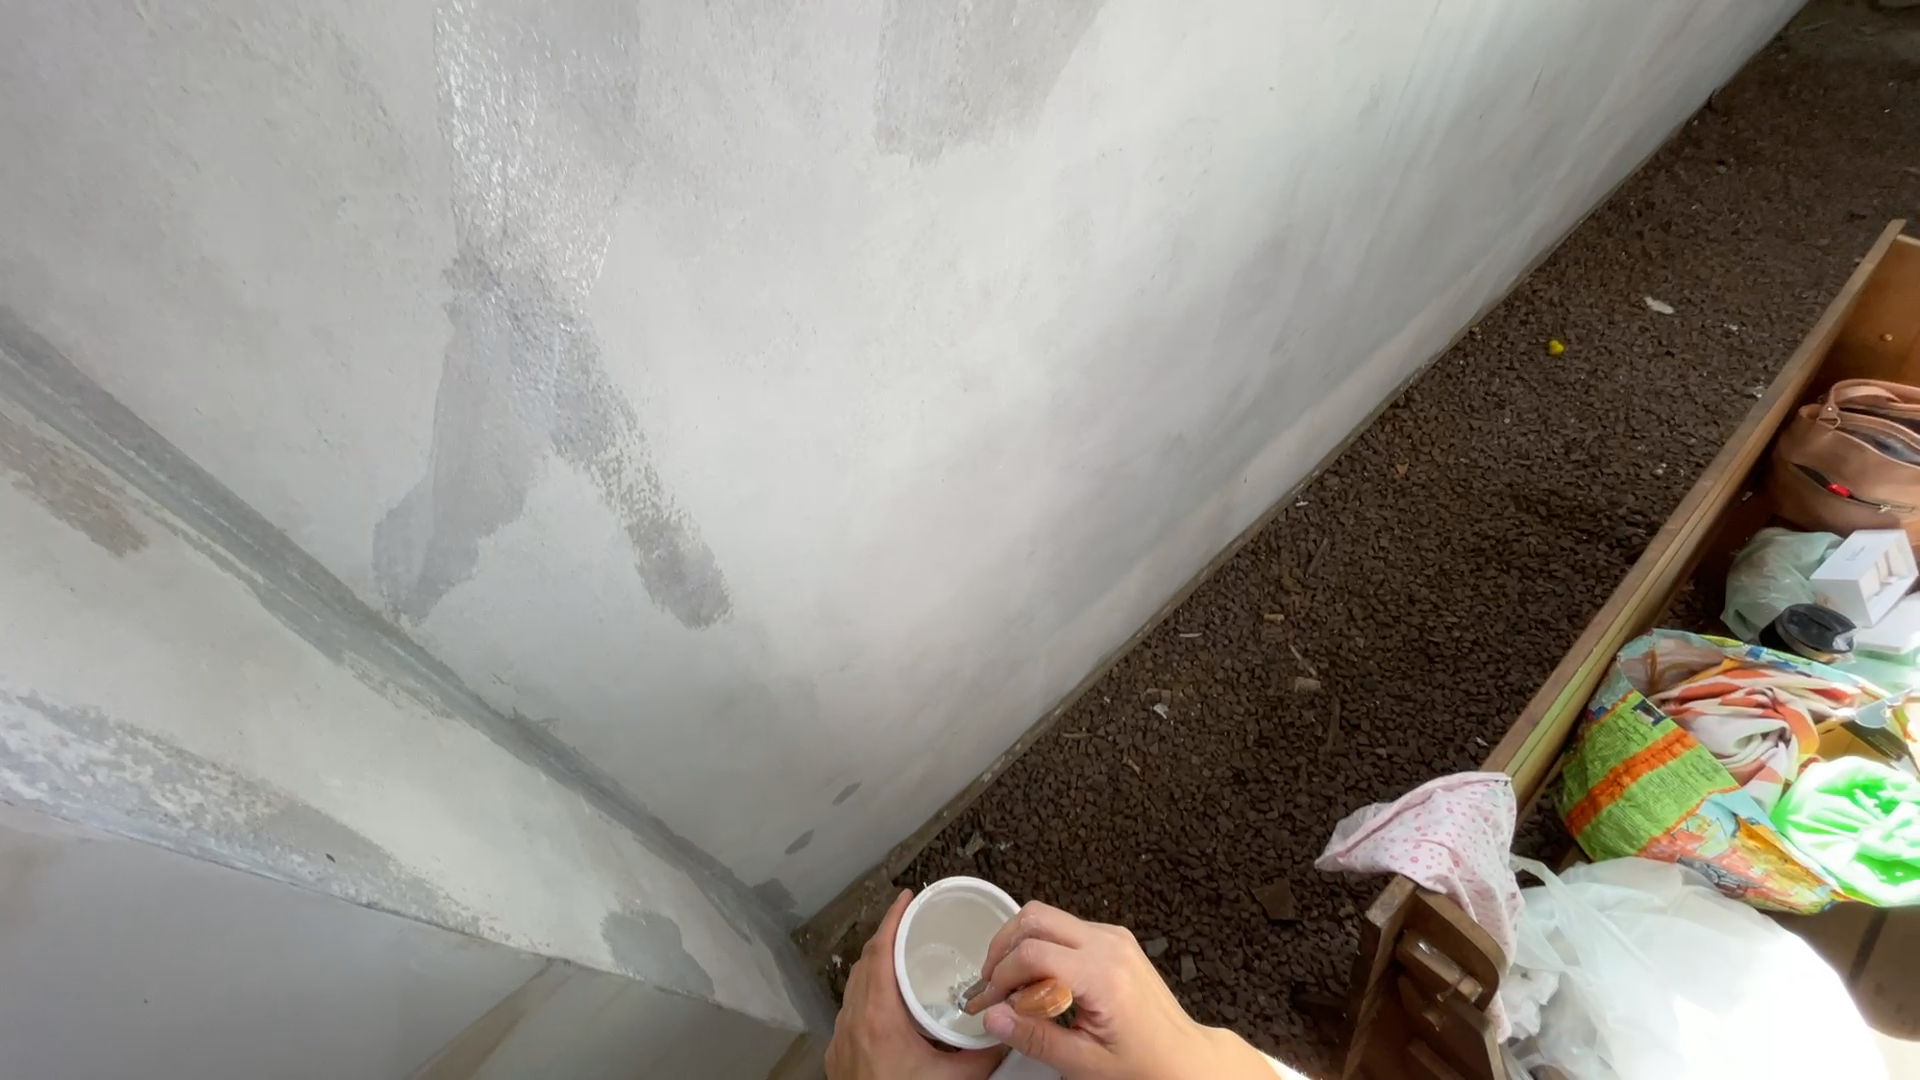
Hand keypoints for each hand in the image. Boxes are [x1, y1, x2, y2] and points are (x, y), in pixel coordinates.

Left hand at [827, 889, 1008, 1079]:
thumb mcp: (957, 1079)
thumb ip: (985, 1050)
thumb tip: (1012, 1024)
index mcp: (878, 1017)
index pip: (879, 952)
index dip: (892, 919)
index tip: (907, 896)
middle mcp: (852, 1022)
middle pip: (865, 963)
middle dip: (886, 936)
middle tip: (911, 920)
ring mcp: (840, 1041)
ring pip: (854, 987)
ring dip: (875, 965)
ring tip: (901, 955)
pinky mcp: (838, 1059)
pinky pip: (850, 1011)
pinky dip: (867, 992)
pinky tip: (886, 1002)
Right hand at [964, 902, 1281, 1079]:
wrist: (1187, 1061)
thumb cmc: (1145, 1067)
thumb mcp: (1085, 1065)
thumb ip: (1035, 1038)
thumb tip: (994, 1017)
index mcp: (1102, 974)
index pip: (1033, 954)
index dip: (1001, 975)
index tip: (986, 1001)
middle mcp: (1108, 943)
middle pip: (1035, 918)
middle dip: (1003, 945)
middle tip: (990, 981)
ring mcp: (1112, 936)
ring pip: (1048, 915)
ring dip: (1020, 942)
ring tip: (1009, 981)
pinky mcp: (1113, 937)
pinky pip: (1066, 926)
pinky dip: (1042, 944)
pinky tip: (1037, 978)